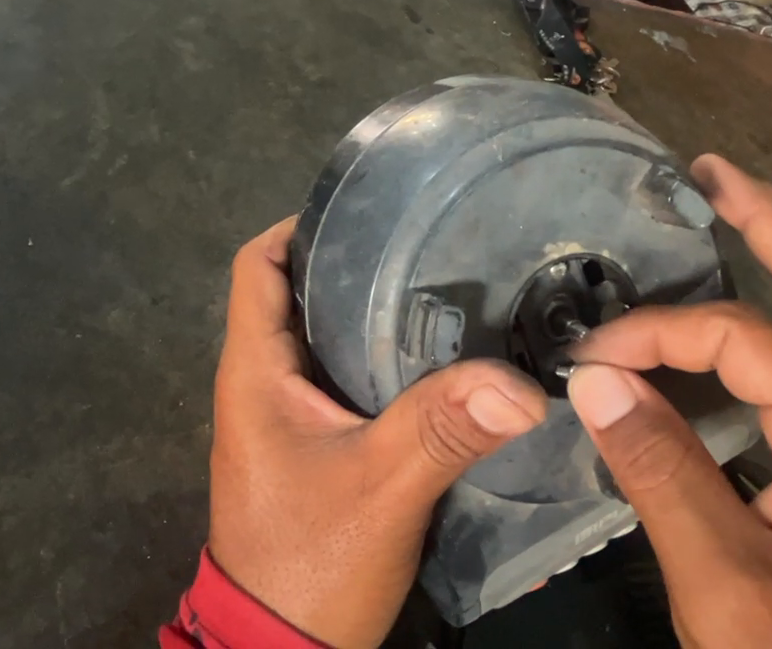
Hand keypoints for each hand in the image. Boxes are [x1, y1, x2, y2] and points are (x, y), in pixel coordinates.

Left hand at [206, 218, 547, 648]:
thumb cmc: (310, 560)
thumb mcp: (380, 489)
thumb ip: (442, 429)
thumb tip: (518, 382)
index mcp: (254, 369)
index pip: (259, 265)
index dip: (298, 227)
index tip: (362, 211)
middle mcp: (259, 377)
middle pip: (294, 291)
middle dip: (346, 263)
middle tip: (419, 241)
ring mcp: (282, 410)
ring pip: (318, 334)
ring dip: (364, 310)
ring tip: (435, 284)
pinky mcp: (307, 438)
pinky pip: (337, 375)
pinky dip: (373, 356)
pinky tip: (429, 355)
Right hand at [566, 155, 771, 647]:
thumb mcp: (731, 589)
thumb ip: (662, 472)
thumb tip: (595, 380)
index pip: (744, 338)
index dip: (655, 333)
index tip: (587, 366)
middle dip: (770, 220)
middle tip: (707, 172)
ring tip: (720, 222)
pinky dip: (768, 339)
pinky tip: (721, 348)